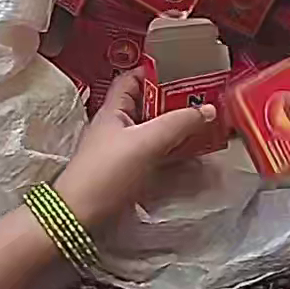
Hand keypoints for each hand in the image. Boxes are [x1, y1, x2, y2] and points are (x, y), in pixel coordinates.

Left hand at [54, 71, 217, 232]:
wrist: (80, 218)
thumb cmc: (108, 172)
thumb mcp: (145, 142)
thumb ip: (178, 124)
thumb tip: (208, 109)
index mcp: (114, 110)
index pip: (133, 78)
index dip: (156, 71)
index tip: (186, 71)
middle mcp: (119, 127)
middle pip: (150, 105)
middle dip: (176, 102)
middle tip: (205, 100)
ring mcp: (125, 151)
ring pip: (156, 131)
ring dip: (179, 128)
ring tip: (207, 124)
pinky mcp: (131, 172)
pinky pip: (158, 154)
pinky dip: (176, 151)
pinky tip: (194, 154)